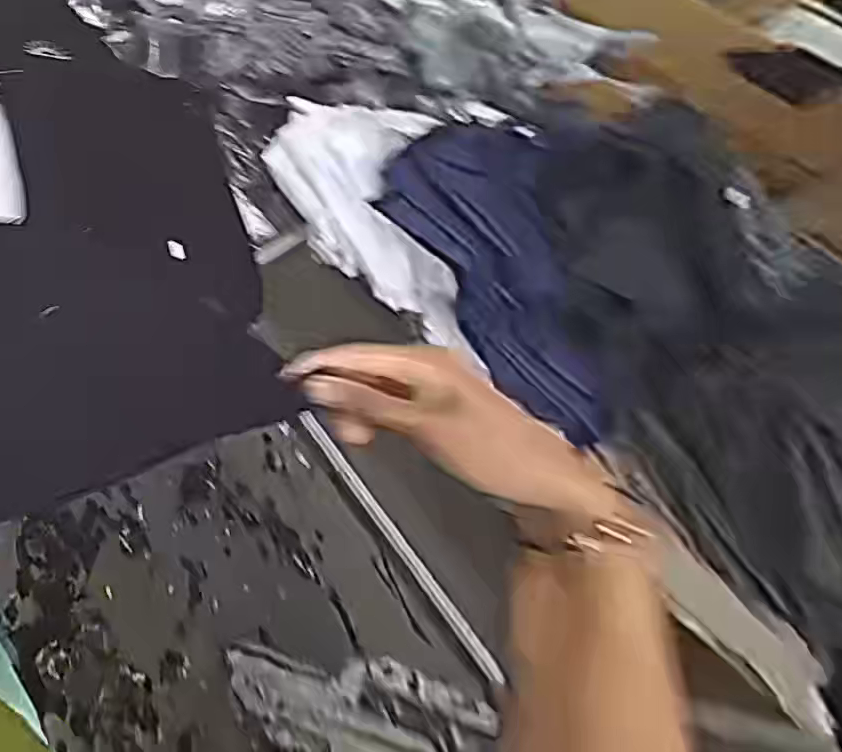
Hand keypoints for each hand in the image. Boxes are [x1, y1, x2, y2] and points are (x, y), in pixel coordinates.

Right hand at [285, 344, 624, 521]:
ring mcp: (429, 386)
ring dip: (354, 409)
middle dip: (338, 393)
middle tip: (334, 423)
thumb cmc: (499, 453)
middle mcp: (424, 366)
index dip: (316, 365)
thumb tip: (318, 382)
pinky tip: (371, 433)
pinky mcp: (431, 406)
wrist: (554, 489)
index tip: (287, 379)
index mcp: (422, 361)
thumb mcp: (420, 424)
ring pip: (369, 387)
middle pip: (358, 369)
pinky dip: (371, 416)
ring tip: (356, 435)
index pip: (351, 353)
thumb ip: (364, 400)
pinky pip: (385, 402)